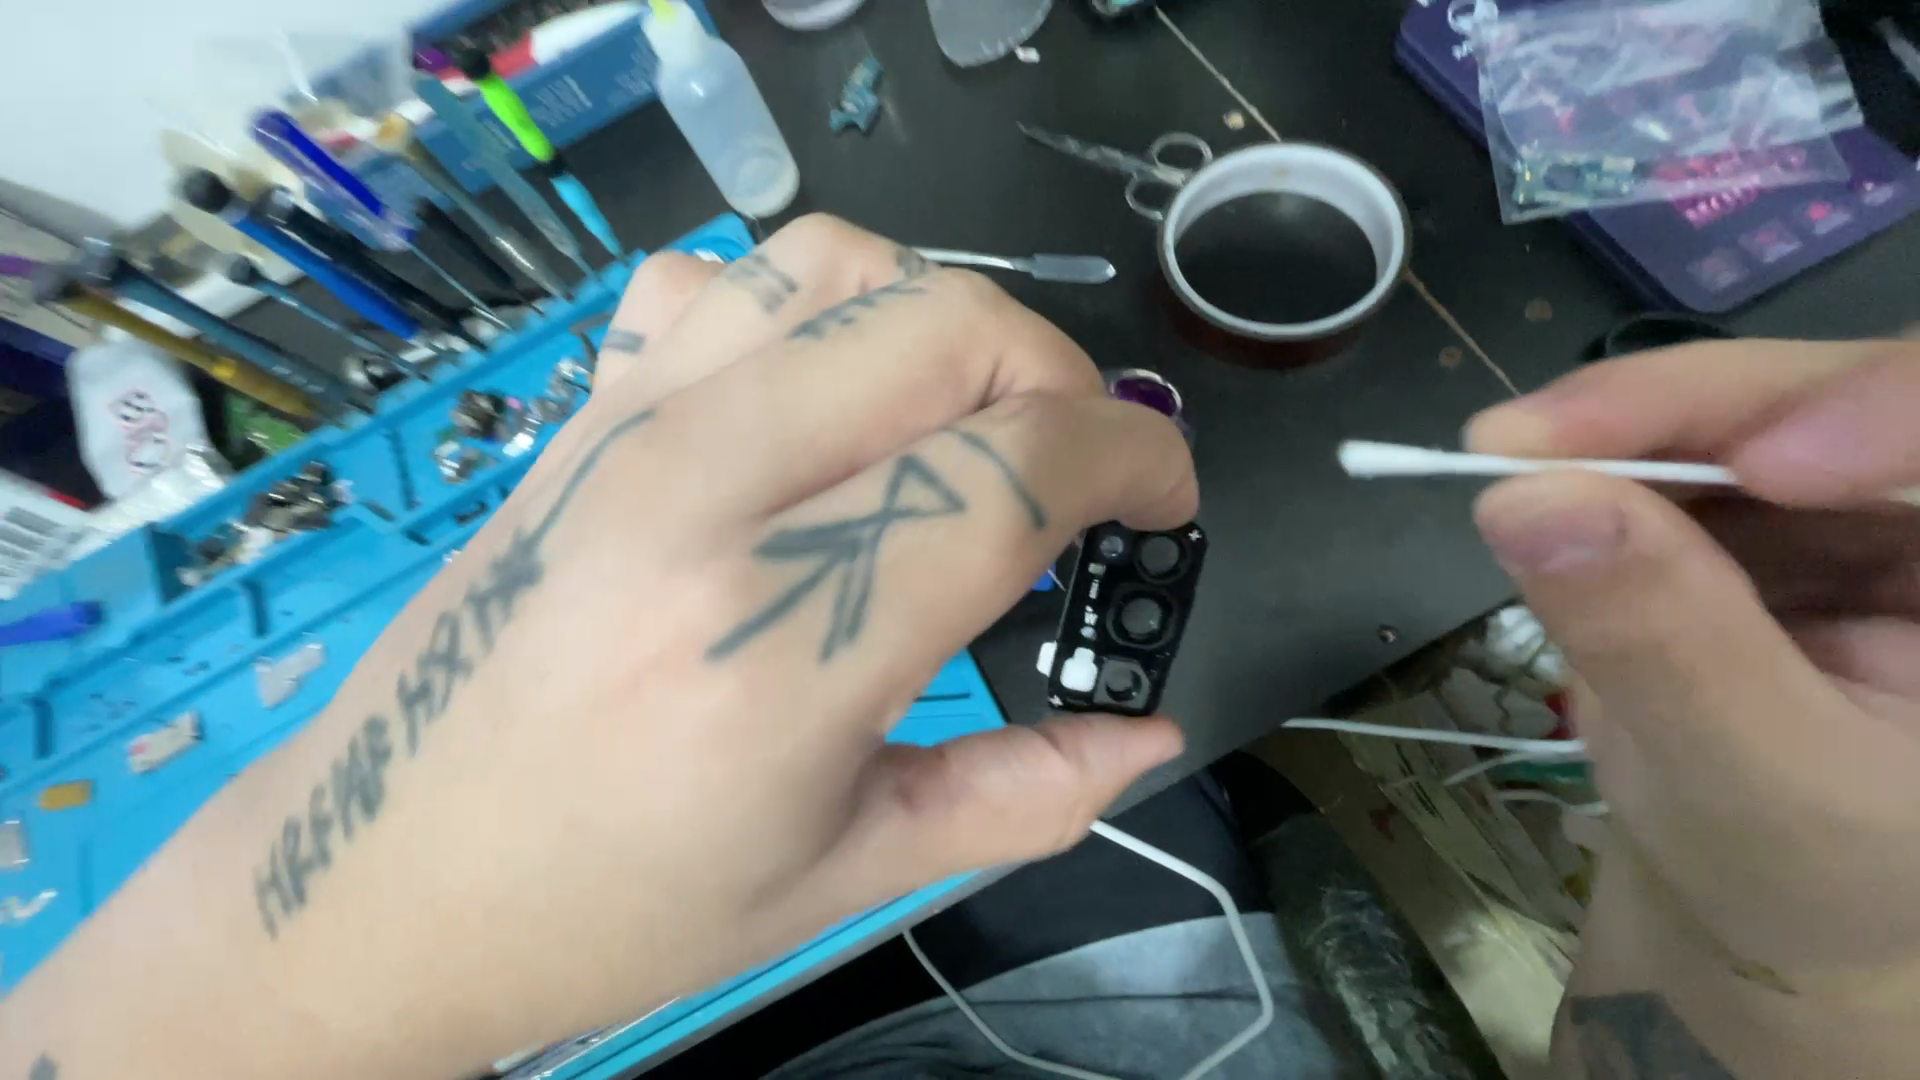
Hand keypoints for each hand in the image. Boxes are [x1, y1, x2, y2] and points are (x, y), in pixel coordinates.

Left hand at [31, 217, 1195, 1078]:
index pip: (1010, 477)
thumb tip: (1152, 737)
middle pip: (945, 329)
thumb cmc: (619, 906)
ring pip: (844, 266)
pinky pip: (726, 278)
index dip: (1130, 462)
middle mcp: (704, 499)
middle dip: (1062, 377)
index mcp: (780, 649)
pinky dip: (818, 301)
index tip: (1165, 498)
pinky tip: (830, 389)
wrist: (378, 880)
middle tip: (1080, 463)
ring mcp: (630, 428)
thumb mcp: (844, 875)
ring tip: (969, 416)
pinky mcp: (583, 407)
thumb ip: (1023, 795)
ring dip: (951, 321)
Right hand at [1466, 339, 1919, 1075]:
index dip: (1902, 409)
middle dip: (1679, 407)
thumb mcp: (1741, 776)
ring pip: (1743, 407)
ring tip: (1506, 465)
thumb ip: (1656, 638)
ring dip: (1615, 428)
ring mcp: (1860, 505)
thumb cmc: (1800, 877)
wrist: (1770, 896)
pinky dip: (1592, 460)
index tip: (1762, 465)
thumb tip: (1522, 497)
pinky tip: (1541, 495)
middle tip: (1515, 438)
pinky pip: (1675, 448)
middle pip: (1847, 393)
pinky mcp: (1759, 510)